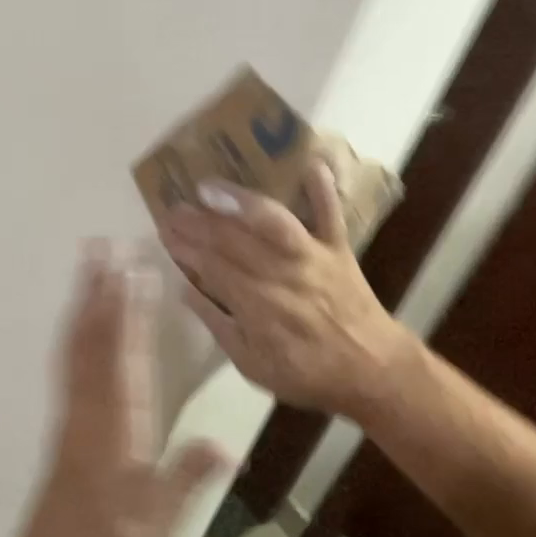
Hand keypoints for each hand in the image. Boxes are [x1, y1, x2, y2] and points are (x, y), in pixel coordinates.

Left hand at [0, 245, 227, 536]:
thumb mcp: (158, 522)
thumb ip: (186, 477)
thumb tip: (225, 447)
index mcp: (116, 422)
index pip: (124, 352)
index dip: (130, 308)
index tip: (135, 267)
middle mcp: (89, 407)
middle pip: (91, 337)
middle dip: (98, 289)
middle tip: (102, 243)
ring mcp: (71, 413)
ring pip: (74, 344)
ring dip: (81, 301)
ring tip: (87, 263)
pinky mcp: (63, 424)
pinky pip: (66, 361)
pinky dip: (72, 330)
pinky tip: (77, 319)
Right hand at [160, 160, 413, 421]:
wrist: (373, 372)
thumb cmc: (308, 373)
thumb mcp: (253, 366)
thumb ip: (219, 326)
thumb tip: (185, 290)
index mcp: (258, 306)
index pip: (213, 268)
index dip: (186, 248)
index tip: (162, 231)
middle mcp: (281, 275)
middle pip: (233, 241)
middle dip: (198, 222)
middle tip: (172, 206)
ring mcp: (312, 257)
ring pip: (273, 222)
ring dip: (242, 201)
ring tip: (211, 185)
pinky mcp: (338, 248)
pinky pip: (331, 214)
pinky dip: (322, 189)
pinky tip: (310, 163)